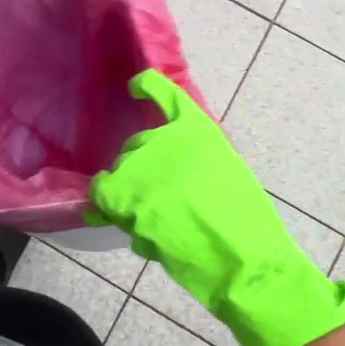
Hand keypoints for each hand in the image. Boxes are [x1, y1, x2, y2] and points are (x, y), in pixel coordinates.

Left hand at [88, 69, 344, 345]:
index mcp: (196, 130)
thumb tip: (157, 174)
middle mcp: (162, 140)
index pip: (164, 93)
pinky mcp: (125, 200)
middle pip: (133, 149)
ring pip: (115, 178)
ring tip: (149, 223)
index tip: (136, 86)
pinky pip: (102, 200)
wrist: (243, 259)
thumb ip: (191, 161)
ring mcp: (140, 168)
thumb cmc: (244, 222)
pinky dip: (102, 209)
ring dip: (124, 198)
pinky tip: (100, 215)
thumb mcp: (224, 171)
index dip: (147, 86)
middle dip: (139, 174)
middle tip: (161, 202)